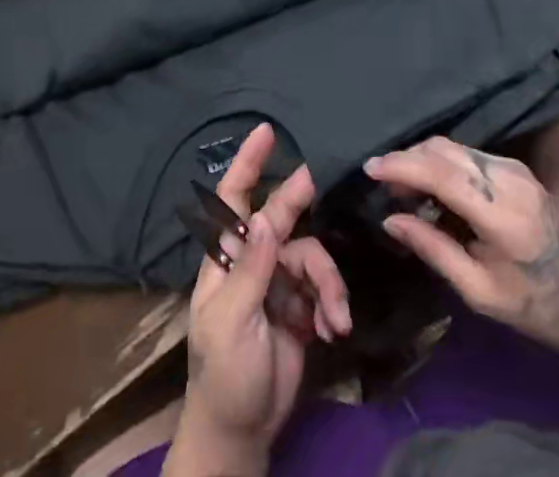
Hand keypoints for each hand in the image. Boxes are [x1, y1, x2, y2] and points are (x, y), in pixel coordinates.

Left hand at [169, 124, 351, 472]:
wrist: (244, 426)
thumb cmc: (225, 370)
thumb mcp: (233, 320)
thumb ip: (250, 269)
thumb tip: (265, 216)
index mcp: (226, 257)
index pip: (233, 200)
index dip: (246, 164)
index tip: (265, 132)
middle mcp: (253, 260)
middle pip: (283, 220)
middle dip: (301, 206)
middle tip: (323, 181)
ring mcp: (278, 283)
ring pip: (312, 257)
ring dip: (328, 286)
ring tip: (333, 321)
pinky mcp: (301, 307)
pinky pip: (324, 289)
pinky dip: (332, 306)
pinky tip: (333, 331)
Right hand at [364, 137, 558, 356]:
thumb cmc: (536, 304)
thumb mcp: (479, 291)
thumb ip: (433, 249)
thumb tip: (390, 220)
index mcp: (501, 215)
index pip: (440, 173)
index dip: (400, 166)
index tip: (368, 169)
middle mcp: (508, 181)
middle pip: (442, 150)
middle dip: (405, 160)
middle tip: (383, 185)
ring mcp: (515, 170)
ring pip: (452, 147)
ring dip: (421, 160)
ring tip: (404, 190)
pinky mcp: (516, 169)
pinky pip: (466, 154)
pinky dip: (440, 163)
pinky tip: (431, 188)